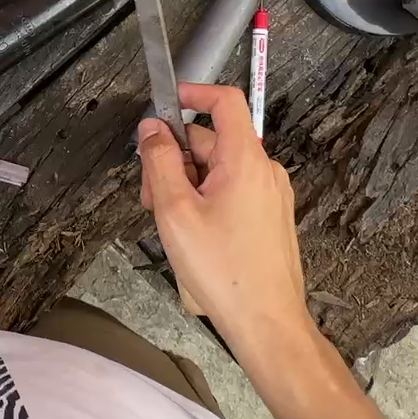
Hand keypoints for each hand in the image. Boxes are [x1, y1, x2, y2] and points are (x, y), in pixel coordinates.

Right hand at [139, 83, 308, 347]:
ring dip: (184, 181)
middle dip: (172, 157)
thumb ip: (159, 161)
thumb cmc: (222, 270)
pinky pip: (229, 189)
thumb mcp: (174, 209)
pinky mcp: (268, 216)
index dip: (193, 93)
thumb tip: (152, 129)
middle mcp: (263, 171)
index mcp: (245, 161)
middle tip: (148, 192)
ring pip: (215, 168)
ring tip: (165, 219)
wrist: (267, 326)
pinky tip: (187, 230)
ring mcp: (269, 195)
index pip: (225, 101)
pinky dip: (202, 197)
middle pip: (210, 140)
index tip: (164, 103)